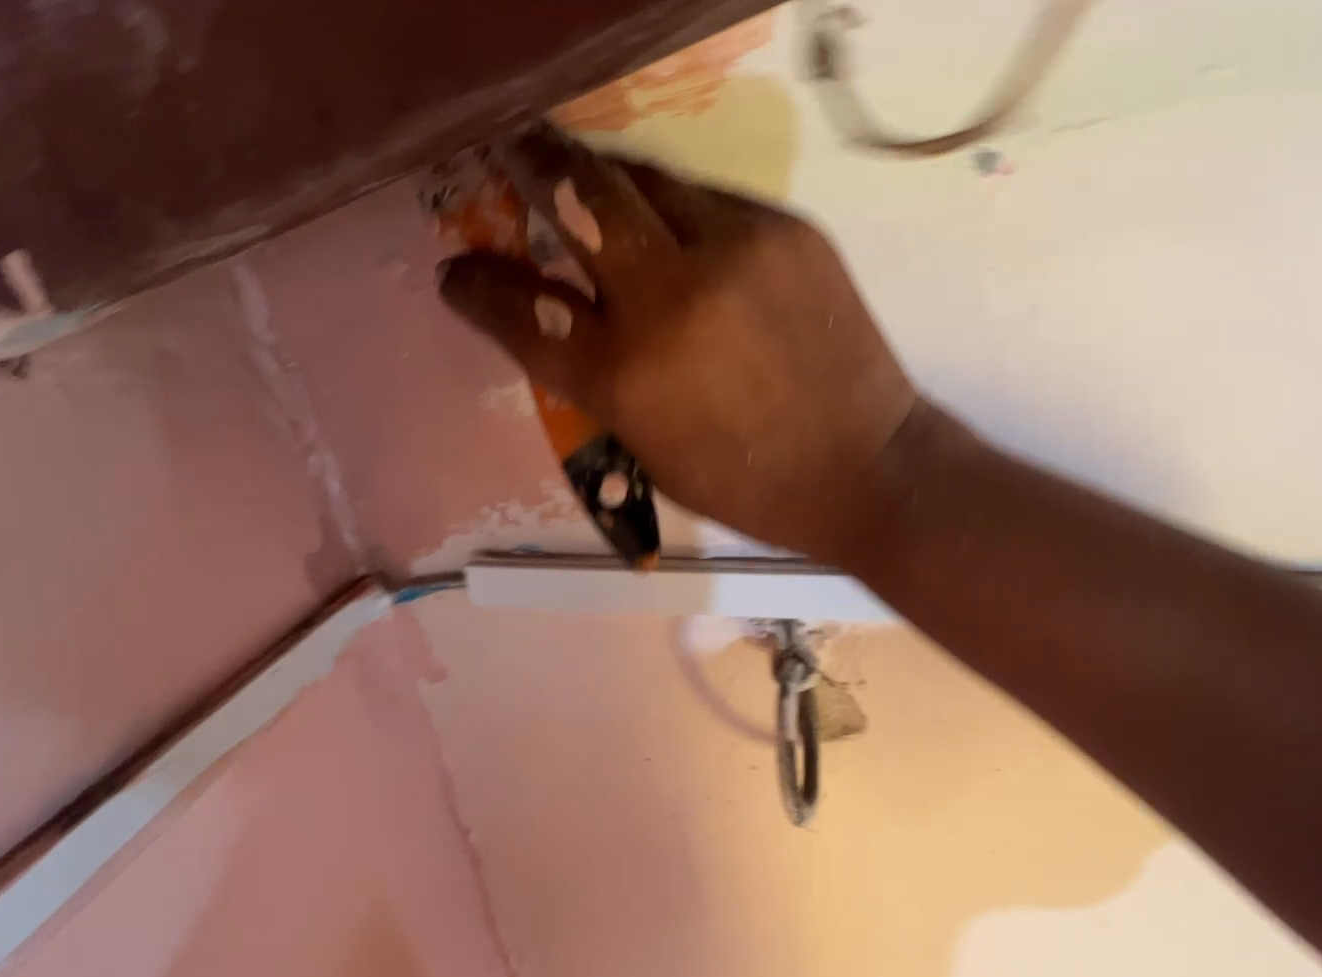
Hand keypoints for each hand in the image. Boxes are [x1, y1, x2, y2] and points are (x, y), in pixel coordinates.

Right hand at [438, 128, 919, 562]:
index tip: (455, 271)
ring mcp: (733, 252)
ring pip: (647, 181)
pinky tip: (679, 231)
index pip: (523, 311)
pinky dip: (680, 211)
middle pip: (580, 199)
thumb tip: (565, 318)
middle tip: (511, 150)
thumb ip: (598, 379)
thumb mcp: (649, 448)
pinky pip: (710, 200)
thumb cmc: (747, 482)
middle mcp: (669, 299)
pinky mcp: (785, 231)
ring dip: (608, 180)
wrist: (866, 467)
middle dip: (533, 165)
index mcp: (624, 377)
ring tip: (588, 180)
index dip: (478, 288)